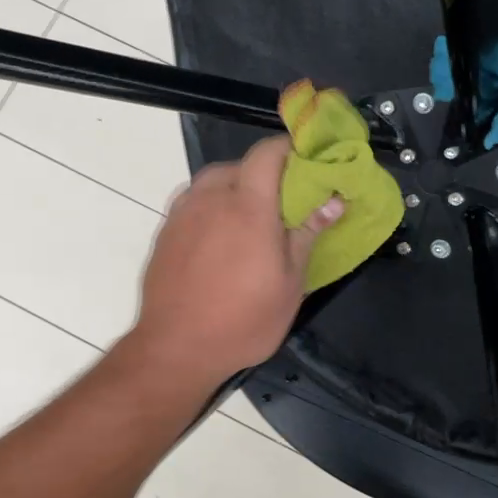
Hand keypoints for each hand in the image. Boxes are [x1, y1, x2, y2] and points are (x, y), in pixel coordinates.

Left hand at [125, 135, 342, 387]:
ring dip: (234, 190)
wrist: (175, 348)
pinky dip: (211, 208)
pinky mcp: (164, 232)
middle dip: (263, 175)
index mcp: (247, 205)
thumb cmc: (242, 321)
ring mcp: (182, 214)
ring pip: (211, 183)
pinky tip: (220, 240)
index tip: (307, 163)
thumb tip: (334, 200)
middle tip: (282, 205)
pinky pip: (192, 204)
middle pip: (239, 166)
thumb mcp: (289, 284)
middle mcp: (210, 198)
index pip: (267, 152)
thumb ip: (308, 234)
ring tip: (250, 222)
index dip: (288, 149)